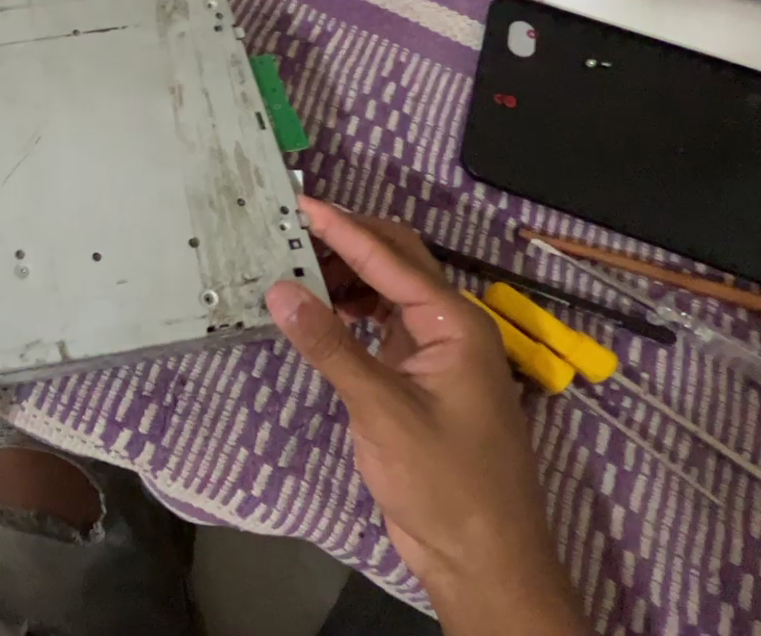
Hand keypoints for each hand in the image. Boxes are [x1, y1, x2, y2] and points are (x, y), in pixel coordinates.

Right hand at [266, 198, 586, 634]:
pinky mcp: (415, 374)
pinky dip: (346, 309)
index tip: (297, 204)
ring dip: (342, 275)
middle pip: (394, 261)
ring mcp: (432, 350)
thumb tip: (278, 290)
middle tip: (287, 232)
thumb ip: (330, 345)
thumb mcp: (382, 410)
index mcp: (454, 323)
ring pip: (384, 290)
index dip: (341, 228)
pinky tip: (315, 311)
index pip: (389, 258)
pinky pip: (378, 323)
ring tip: (291, 268)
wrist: (481, 558)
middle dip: (343, 242)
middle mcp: (447, 326)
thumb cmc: (444, 482)